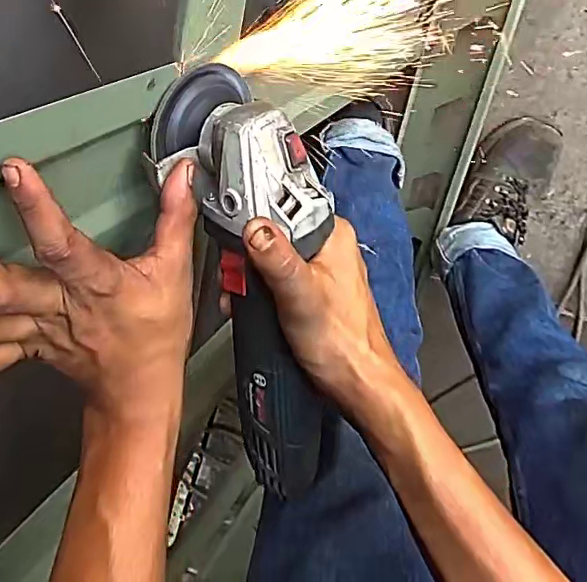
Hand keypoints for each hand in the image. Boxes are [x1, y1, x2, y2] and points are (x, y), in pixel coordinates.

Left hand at [0, 157, 197, 420]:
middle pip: (1, 288)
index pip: (62, 244)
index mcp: (96, 284)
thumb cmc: (154, 333)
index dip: (37, 209)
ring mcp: (33, 333)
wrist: (140, 398)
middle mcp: (57, 309)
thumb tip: (182, 171)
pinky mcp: (21, 349)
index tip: (11, 172)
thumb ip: (174, 217)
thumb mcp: (174, 271)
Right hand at [238, 214, 402, 410]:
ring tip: (238, 288)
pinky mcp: (302, 285)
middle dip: (243, 249)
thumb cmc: (345, 345)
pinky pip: (267, 271)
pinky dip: (252, 284)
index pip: (281, 200)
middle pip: (268, 226)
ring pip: (264, 250)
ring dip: (244, 270)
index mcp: (331, 234)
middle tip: (235, 270)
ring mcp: (313, 266)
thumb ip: (276, 258)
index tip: (229, 222)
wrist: (358, 387)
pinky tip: (246, 298)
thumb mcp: (301, 295)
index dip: (251, 209)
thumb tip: (253, 227)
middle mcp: (323, 245)